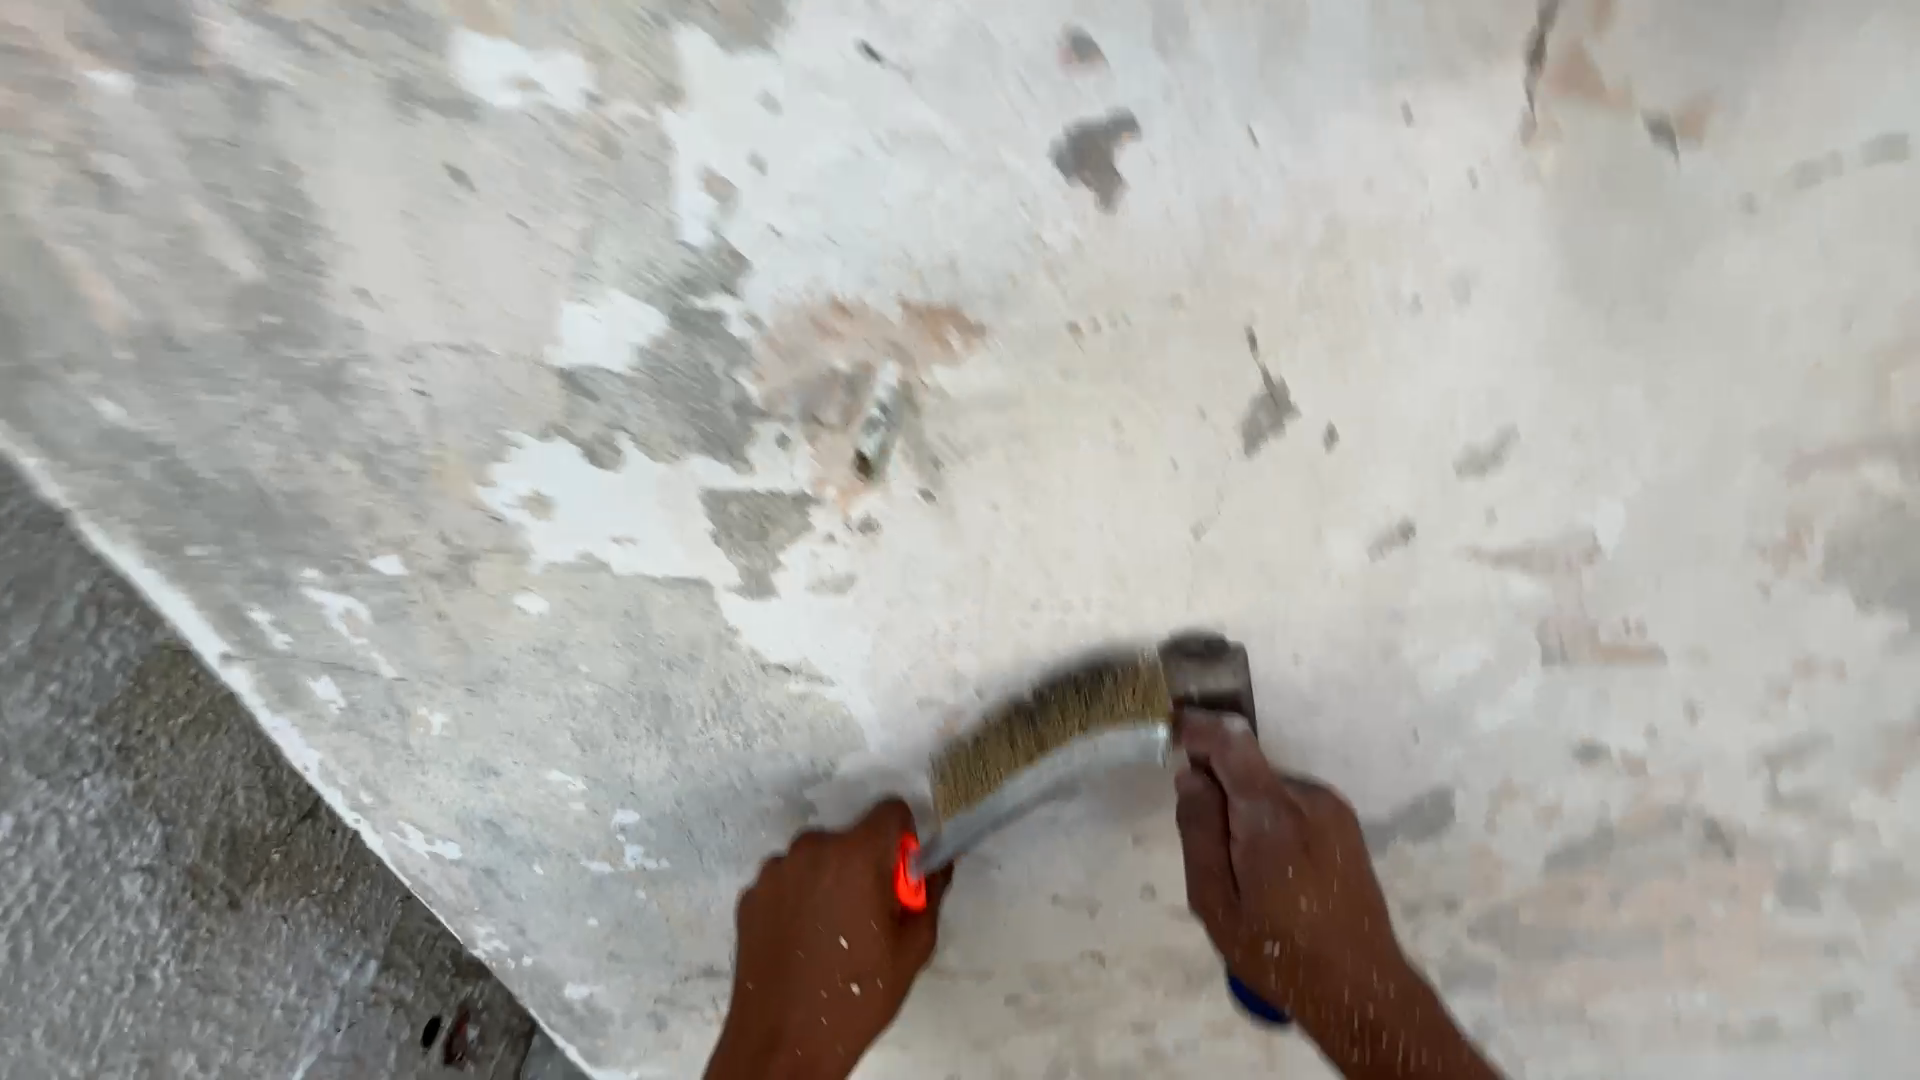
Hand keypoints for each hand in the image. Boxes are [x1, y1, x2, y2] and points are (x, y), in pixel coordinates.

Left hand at [706, 799, 953, 1079]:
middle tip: (868, 915)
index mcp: (857, 854)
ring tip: (831, 933)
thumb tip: (936, 864)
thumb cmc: (855, 997)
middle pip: (852, 836)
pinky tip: (802, 942)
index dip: (904, 838)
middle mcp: (812, 848)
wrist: (781, 1045)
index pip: (891, 809)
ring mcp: (776, 870)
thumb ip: (930, 894)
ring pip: (818, 858)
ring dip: (830, 880)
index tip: (902, 874)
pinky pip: (787, 880)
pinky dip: (799, 898)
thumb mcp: (912, 949)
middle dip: (866, 864)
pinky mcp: (751, 894)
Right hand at [1174, 709, 1401, 1008]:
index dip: (1198, 727)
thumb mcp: (1213, 900)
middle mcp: (1307, 798)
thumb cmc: (1276, 950)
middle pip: (1246, 765)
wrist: (1361, 991)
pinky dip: (1269, 817)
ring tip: (1244, 866)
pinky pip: (1291, 802)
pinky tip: (1273, 868)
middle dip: (1217, 784)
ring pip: (1267, 785)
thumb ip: (1197, 830)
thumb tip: (1190, 775)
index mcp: (1271, 814)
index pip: (1231, 740)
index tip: (1171, 733)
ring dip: (1244, 805)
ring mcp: (1332, 809)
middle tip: (1206, 840)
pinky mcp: (1345, 824)